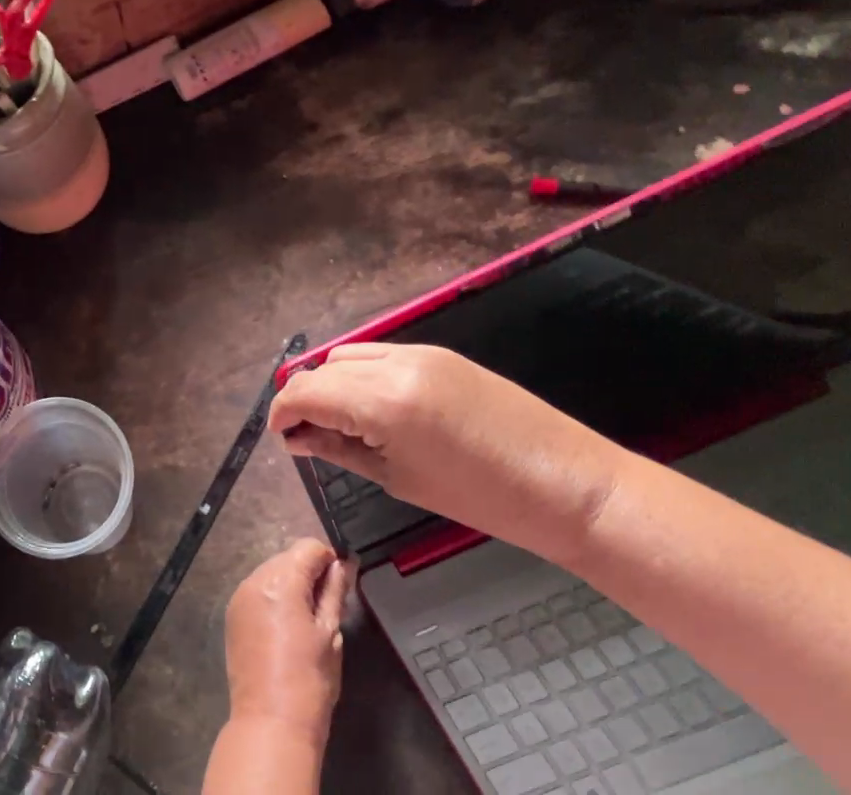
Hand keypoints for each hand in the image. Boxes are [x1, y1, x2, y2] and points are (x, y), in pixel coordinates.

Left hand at [224, 538, 350, 743]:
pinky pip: (257, 591)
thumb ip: (335, 592)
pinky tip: (287, 626)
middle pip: (286, 558)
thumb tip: (343, 564)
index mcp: (279, 582)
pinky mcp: (232, 614)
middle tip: (328, 605)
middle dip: (309, 572)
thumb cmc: (309, 679)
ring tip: (308, 619)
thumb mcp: (330, 633)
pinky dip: (273, 598)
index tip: (342, 580)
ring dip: (290, 585)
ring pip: (270, 573)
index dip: (329, 559)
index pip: (307, 548)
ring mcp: (238, 597)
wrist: (271, 719)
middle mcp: (253, 581)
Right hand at [268, 343, 628, 562]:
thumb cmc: (480, 498)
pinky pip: (380, 354)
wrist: (569, 485)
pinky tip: (375, 409)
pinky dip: (362, 376)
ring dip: (332, 384)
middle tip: (308, 436)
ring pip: (347, 356)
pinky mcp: (441, 354)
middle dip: (304, 399)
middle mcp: (395, 364)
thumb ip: (337, 448)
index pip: (305, 391)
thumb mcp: (396, 478)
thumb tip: (298, 436)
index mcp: (381, 401)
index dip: (282, 412)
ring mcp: (420, 353)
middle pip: (322, 369)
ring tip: (342, 423)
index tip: (281, 437)